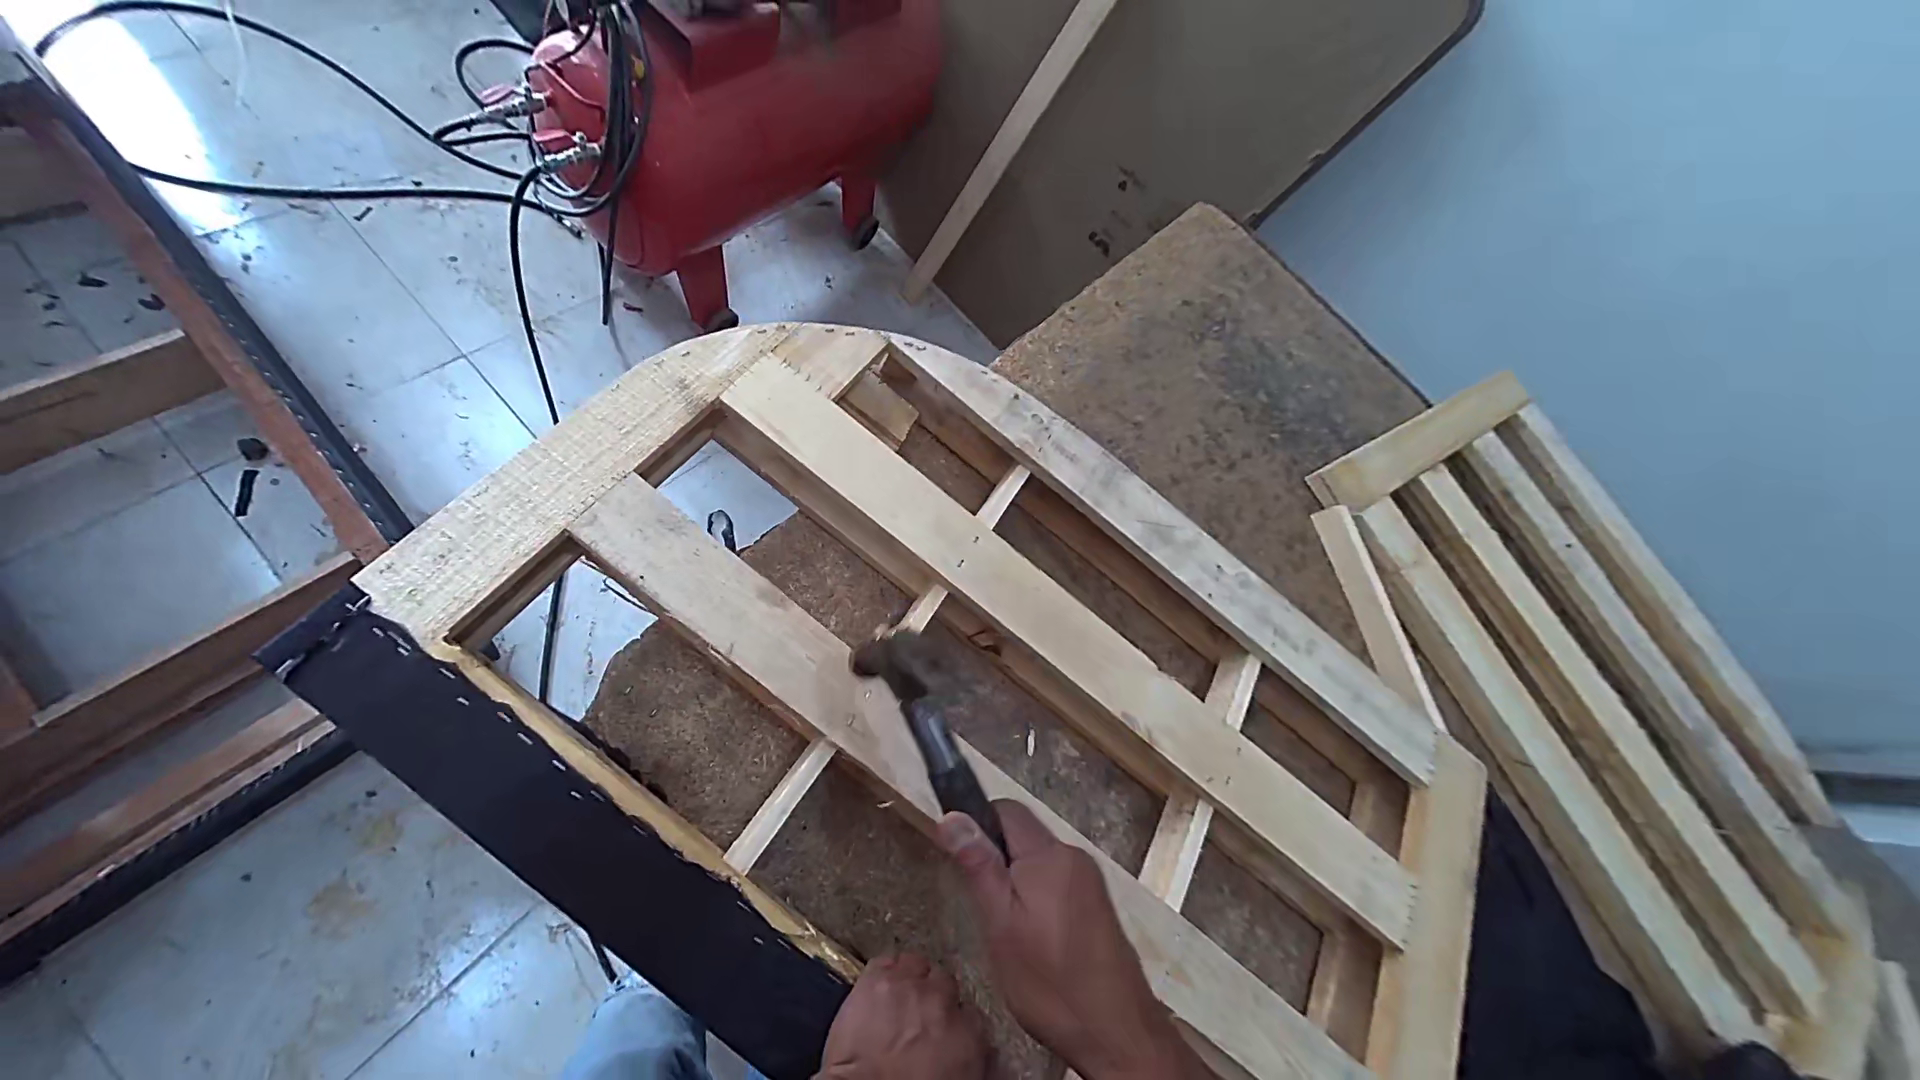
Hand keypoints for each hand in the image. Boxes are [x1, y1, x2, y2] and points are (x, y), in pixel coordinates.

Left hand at [818, 953, 985, 1079]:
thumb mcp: (959, 1078)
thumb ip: (971, 1052)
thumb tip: (975, 1042)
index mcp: (969, 1034)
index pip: (972, 1015)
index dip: (957, 1022)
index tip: (946, 1031)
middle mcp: (942, 1000)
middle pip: (945, 982)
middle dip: (935, 996)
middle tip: (920, 1016)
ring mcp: (908, 985)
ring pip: (916, 964)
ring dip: (910, 979)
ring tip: (899, 999)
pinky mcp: (877, 978)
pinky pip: (885, 962)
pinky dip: (884, 973)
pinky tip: (879, 990)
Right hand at [937, 801, 1204, 1079]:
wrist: (1117, 1034)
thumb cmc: (1050, 980)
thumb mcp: (1001, 924)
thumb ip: (979, 866)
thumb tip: (952, 816)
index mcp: (1049, 853)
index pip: (1007, 809)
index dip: (980, 824)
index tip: (967, 860)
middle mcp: (1074, 855)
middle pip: (1024, 836)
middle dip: (1000, 862)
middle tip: (990, 909)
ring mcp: (1090, 880)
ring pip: (1039, 862)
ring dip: (1019, 883)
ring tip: (1013, 932)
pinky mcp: (1098, 903)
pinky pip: (1058, 882)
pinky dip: (1040, 899)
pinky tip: (1038, 941)